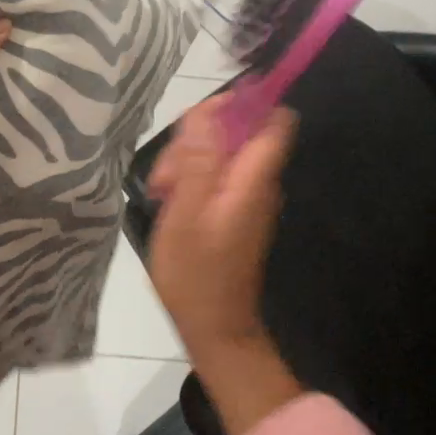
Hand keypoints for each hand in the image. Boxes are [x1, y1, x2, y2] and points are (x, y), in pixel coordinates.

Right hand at [147, 96, 304, 434]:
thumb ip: (199, 158)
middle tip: (166, 173)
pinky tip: (170, 203)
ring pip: (222, 154)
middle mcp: (261, 183)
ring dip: (189, 162)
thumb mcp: (186, 211)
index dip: (242, 104)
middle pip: (238, 132)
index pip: (274, 119)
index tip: (201, 117)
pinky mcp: (237, 212)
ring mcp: (250, 198)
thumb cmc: (197, 274)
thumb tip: (211, 109)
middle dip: (199, 138)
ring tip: (162, 192)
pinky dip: (193, 181)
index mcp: (255, 178)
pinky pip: (218, 177)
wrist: (216, 330)